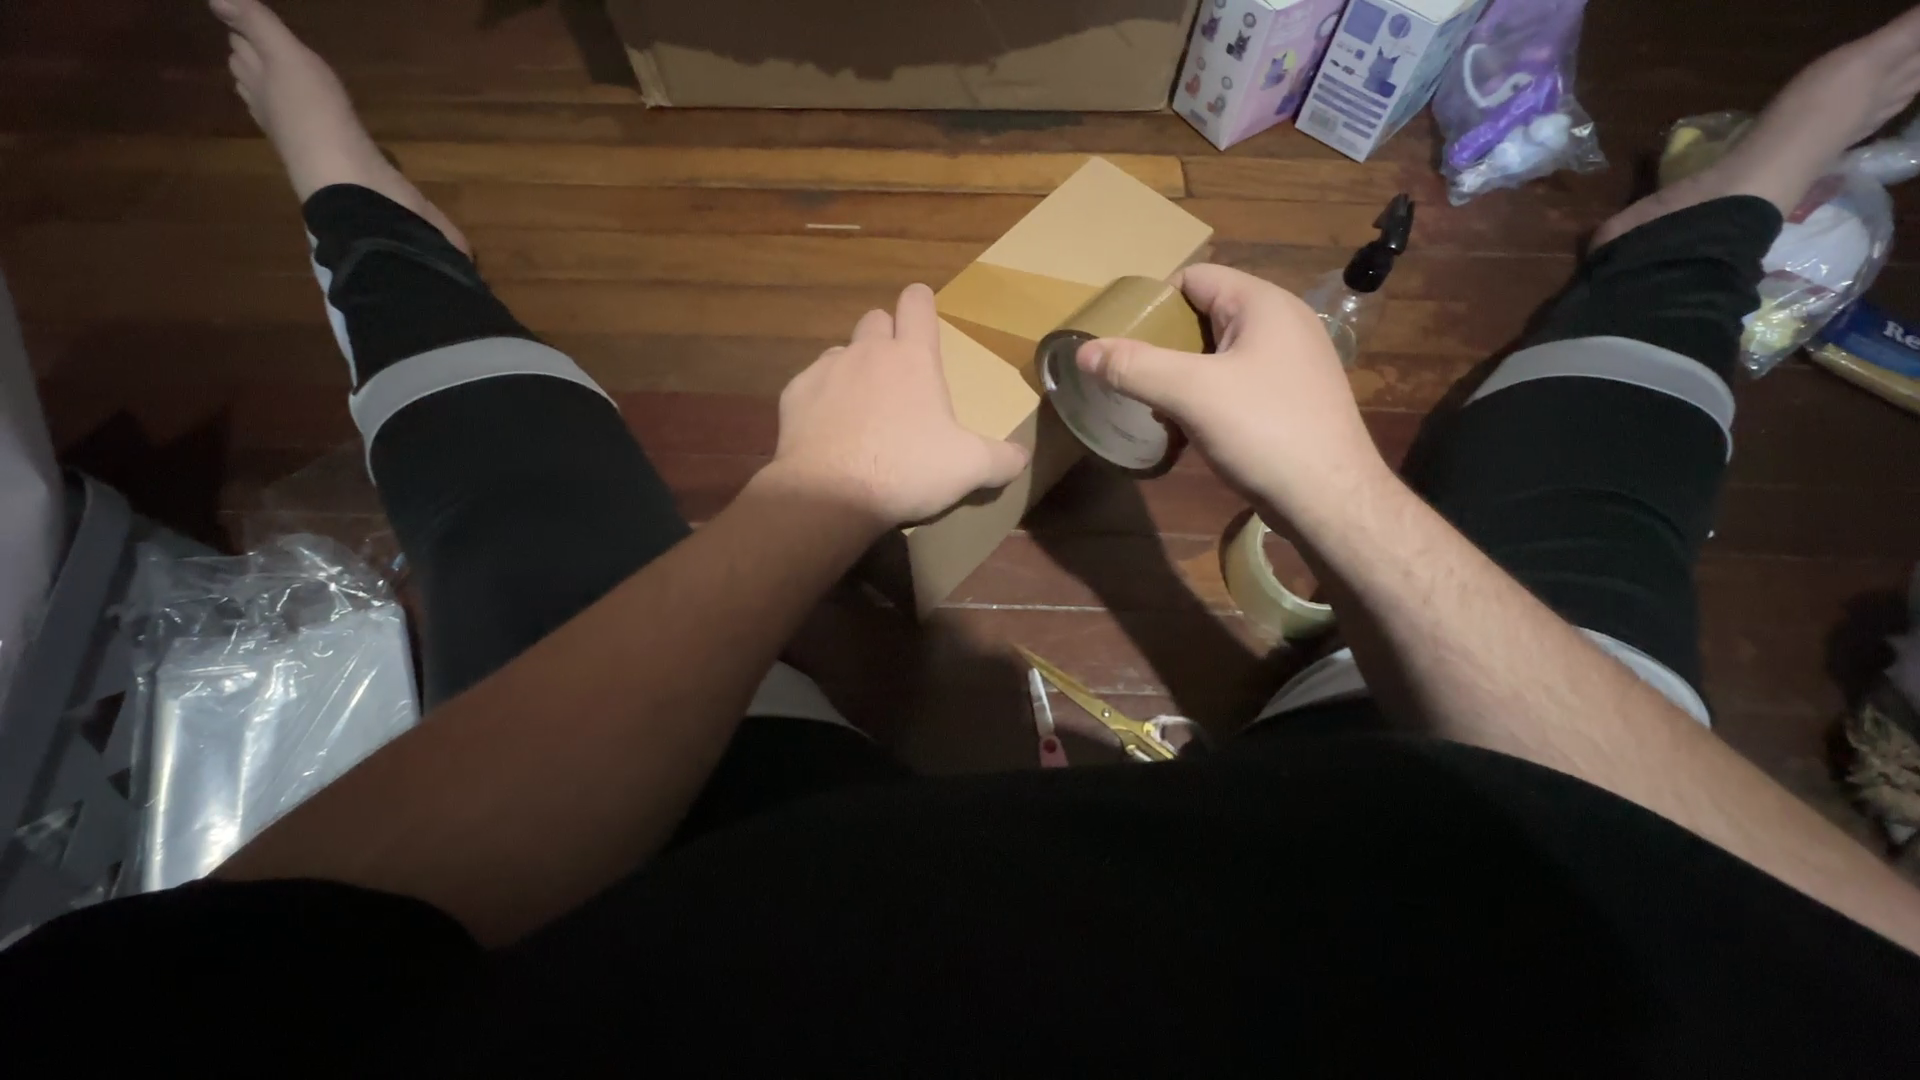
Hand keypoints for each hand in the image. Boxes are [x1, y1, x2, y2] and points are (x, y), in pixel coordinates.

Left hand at [772, 283, 1029, 526]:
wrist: (832, 494)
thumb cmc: (907, 470)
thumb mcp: (969, 468)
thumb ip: (1001, 459)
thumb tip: (1023, 456)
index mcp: (913, 358)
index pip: (917, 304)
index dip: (921, 303)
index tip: (923, 311)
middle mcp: (868, 352)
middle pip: (875, 320)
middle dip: (886, 336)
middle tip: (896, 374)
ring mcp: (827, 370)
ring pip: (841, 352)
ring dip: (853, 370)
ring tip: (861, 409)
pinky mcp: (795, 394)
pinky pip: (810, 384)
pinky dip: (821, 400)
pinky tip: (828, 431)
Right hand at [1075, 264, 1381, 513]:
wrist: (1330, 500)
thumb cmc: (1264, 431)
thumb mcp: (1191, 393)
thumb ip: (1134, 367)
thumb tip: (1083, 351)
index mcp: (1263, 304)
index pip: (1194, 278)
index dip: (1154, 304)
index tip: (1121, 340)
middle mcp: (1282, 323)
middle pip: (1205, 315)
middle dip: (1164, 345)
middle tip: (1131, 376)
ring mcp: (1291, 362)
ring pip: (1219, 354)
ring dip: (1183, 376)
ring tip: (1155, 405)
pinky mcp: (1292, 398)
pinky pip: (1236, 383)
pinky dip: (1207, 397)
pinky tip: (1190, 427)